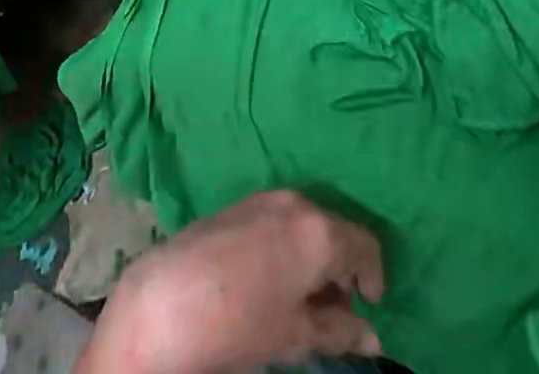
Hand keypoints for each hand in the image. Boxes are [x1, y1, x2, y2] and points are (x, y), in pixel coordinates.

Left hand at [77, 190, 383, 373]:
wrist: (164, 301)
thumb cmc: (239, 321)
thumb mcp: (294, 335)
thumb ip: (339, 331)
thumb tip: (372, 339)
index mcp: (319, 229)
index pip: (365, 244)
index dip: (374, 276)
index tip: (370, 306)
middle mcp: (296, 202)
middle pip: (336, 229)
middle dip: (343, 267)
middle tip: (336, 308)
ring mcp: (264, 198)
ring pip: (308, 222)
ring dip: (316, 255)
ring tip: (303, 296)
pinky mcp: (238, 204)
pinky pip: (280, 218)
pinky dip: (290, 243)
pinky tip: (272, 277)